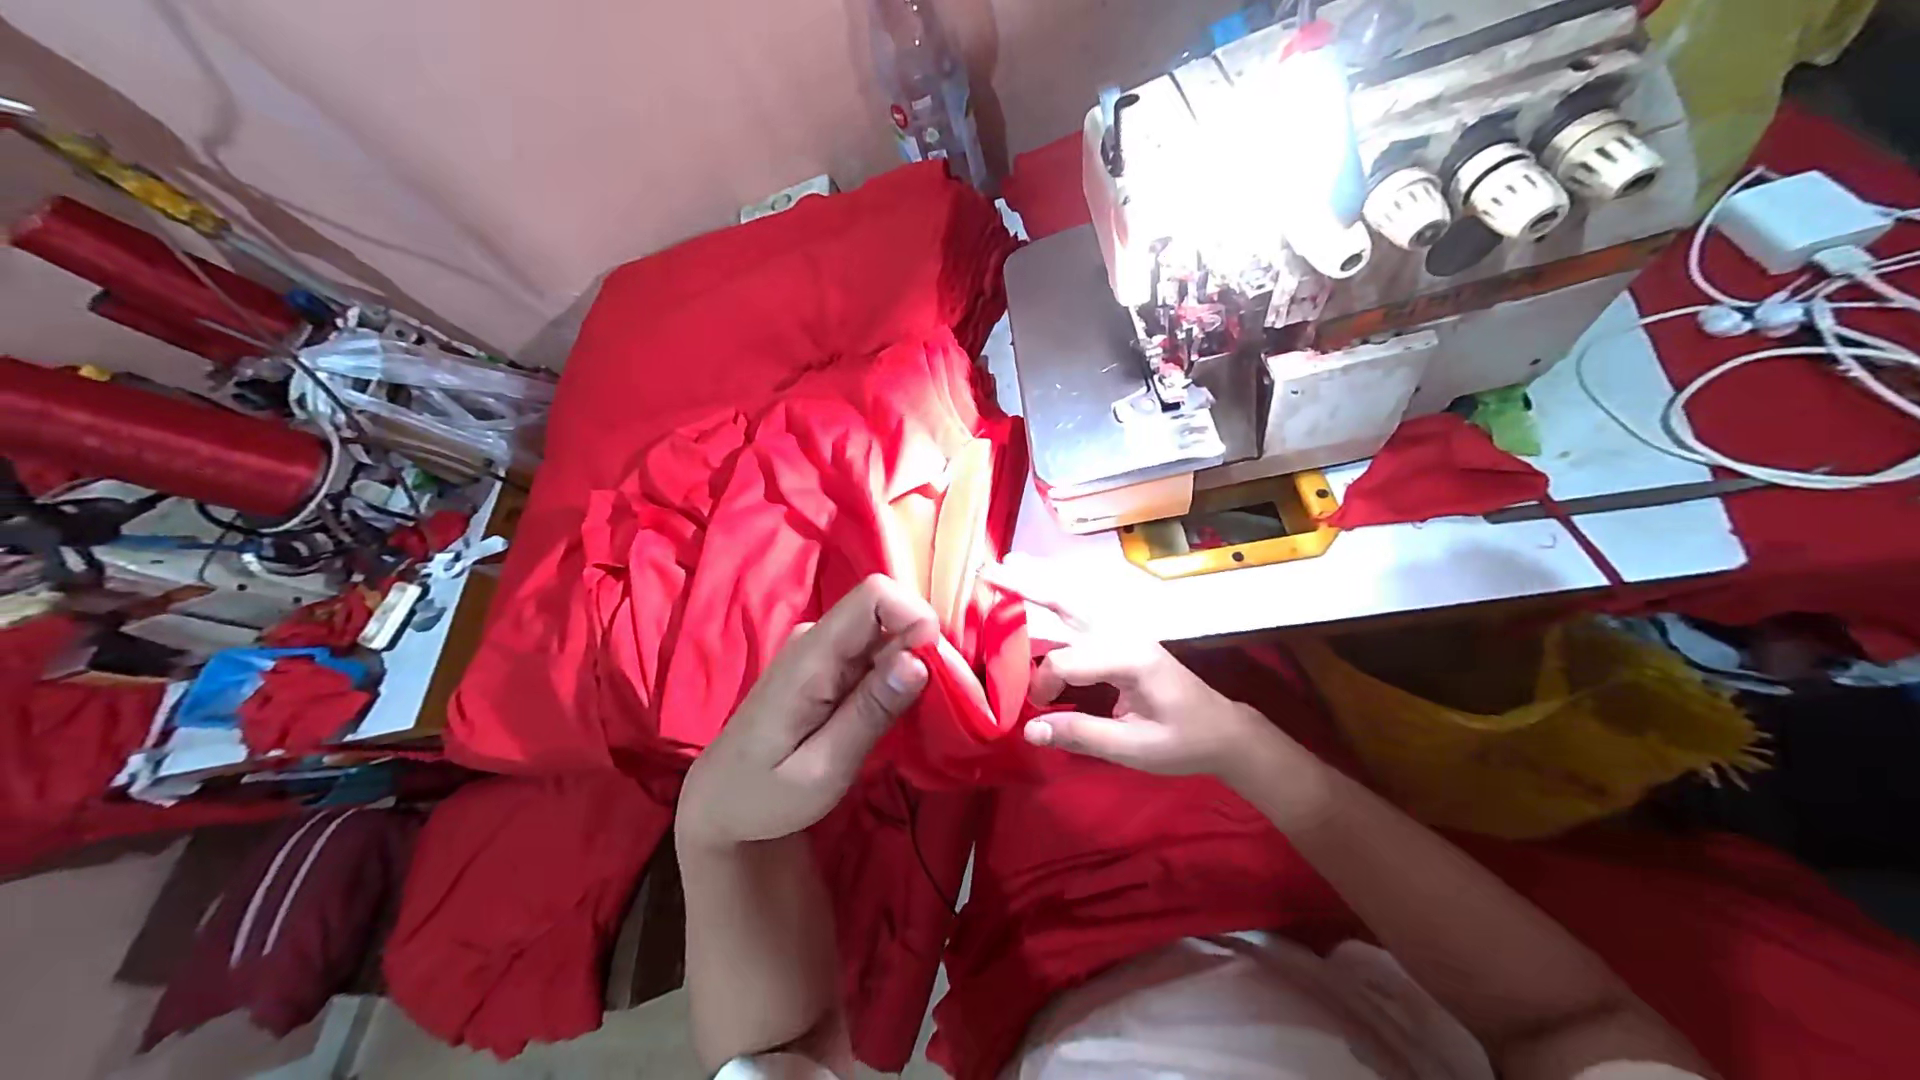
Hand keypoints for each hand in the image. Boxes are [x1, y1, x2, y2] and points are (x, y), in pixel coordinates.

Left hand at [676, 575, 936, 849]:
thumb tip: (919, 660)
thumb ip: (870, 713)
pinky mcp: (828, 663)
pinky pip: (876, 650)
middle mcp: (815, 638)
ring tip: (911, 715)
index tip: (935, 668)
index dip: (915, 617)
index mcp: (810, 657)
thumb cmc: (764, 795)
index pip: (873, 596)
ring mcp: (820, 648)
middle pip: (886, 610)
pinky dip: (897, 673)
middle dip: (922, 647)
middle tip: (929, 704)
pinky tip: (892, 711)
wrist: (721, 800)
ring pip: (886, 631)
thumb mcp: (822, 770)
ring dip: (913, 663)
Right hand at [980, 560, 1275, 781]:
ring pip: (1074, 598)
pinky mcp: (1121, 635)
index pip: (1067, 660)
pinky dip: (1056, 592)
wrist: (1221, 730)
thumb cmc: (1182, 740)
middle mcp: (1124, 633)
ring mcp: (1124, 629)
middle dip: (1026, 586)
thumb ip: (1082, 734)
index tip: (1040, 710)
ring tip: (1006, 563)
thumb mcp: (1135, 748)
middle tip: (987, 573)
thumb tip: (1030, 730)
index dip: (1043, 684)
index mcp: (1130, 657)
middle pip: (1068, 602)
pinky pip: (1082, 608)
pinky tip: (1040, 581)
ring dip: (1039, 580)